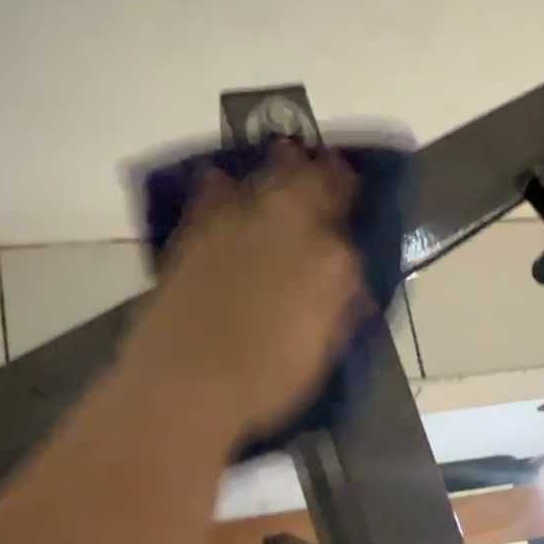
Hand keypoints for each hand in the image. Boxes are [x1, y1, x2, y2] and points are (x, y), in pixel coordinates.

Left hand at [122, 146, 363, 439]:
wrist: (185, 384)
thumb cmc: (265, 382)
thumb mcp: (322, 354)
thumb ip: (340, 310)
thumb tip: (354, 287)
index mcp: (330, 263)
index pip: (352, 221)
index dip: (356, 208)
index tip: (359, 204)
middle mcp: (288, 228)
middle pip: (311, 181)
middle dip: (322, 174)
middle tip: (325, 172)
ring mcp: (237, 223)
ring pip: (265, 177)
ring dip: (279, 167)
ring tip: (285, 159)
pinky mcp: (194, 231)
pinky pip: (213, 192)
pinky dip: (222, 186)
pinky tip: (223, 182)